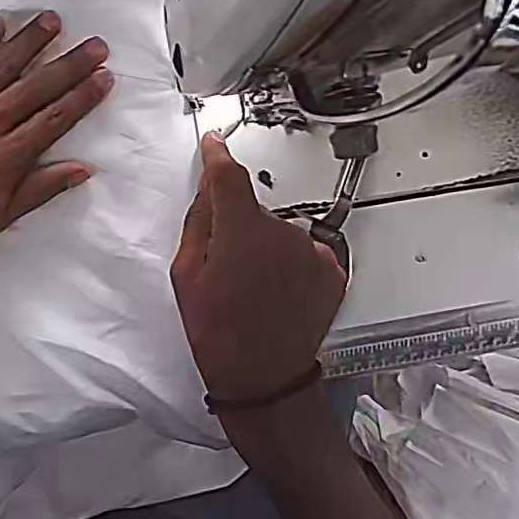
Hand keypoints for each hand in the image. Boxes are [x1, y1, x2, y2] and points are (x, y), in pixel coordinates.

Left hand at [0, 11, 112, 302]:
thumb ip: (39, 190)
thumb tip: (81, 170)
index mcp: (4, 158)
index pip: (55, 119)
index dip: (83, 96)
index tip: (103, 78)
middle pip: (36, 87)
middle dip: (70, 64)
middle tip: (96, 44)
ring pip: (0, 65)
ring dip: (30, 42)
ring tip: (54, 21)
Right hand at [170, 133, 347, 403]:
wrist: (262, 375)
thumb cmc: (219, 332)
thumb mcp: (186, 274)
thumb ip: (198, 223)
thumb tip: (208, 194)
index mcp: (240, 229)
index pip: (228, 174)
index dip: (218, 154)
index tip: (216, 144)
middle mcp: (282, 232)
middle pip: (256, 208)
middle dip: (239, 226)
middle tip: (226, 266)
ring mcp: (311, 251)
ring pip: (280, 231)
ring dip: (267, 248)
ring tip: (254, 288)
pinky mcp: (331, 269)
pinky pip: (304, 250)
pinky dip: (291, 263)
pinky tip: (277, 292)